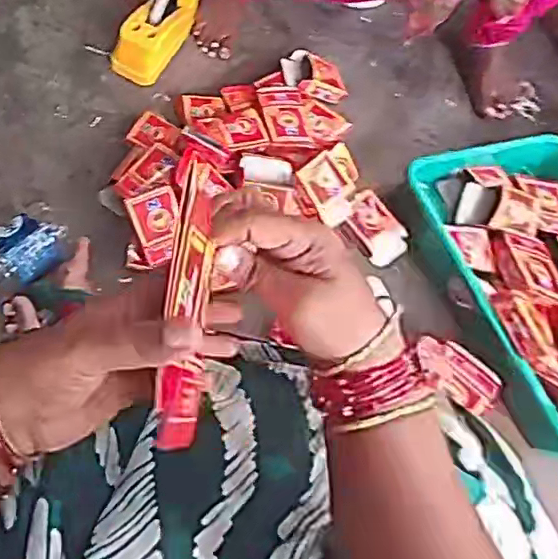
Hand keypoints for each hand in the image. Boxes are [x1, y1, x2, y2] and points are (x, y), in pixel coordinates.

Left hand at [0, 276, 239, 455]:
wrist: (15, 416)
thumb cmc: (47, 367)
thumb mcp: (92, 348)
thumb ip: (140, 341)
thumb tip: (194, 332)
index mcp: (124, 305)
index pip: (170, 283)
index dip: (200, 277)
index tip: (237, 273)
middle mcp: (135, 326)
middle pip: (180, 315)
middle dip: (211, 311)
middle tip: (248, 312)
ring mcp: (135, 358)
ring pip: (178, 347)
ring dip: (205, 344)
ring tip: (238, 343)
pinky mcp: (134, 388)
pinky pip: (169, 380)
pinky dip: (191, 379)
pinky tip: (212, 380)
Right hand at [209, 200, 388, 363]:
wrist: (362, 352)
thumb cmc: (337, 327)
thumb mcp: (298, 303)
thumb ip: (259, 275)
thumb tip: (220, 254)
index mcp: (308, 234)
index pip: (257, 219)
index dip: (225, 229)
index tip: (198, 245)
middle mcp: (296, 230)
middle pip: (250, 206)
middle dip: (220, 219)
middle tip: (195, 243)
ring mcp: (287, 243)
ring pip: (246, 219)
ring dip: (221, 229)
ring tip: (201, 251)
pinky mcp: (279, 259)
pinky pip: (248, 241)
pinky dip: (228, 246)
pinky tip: (214, 261)